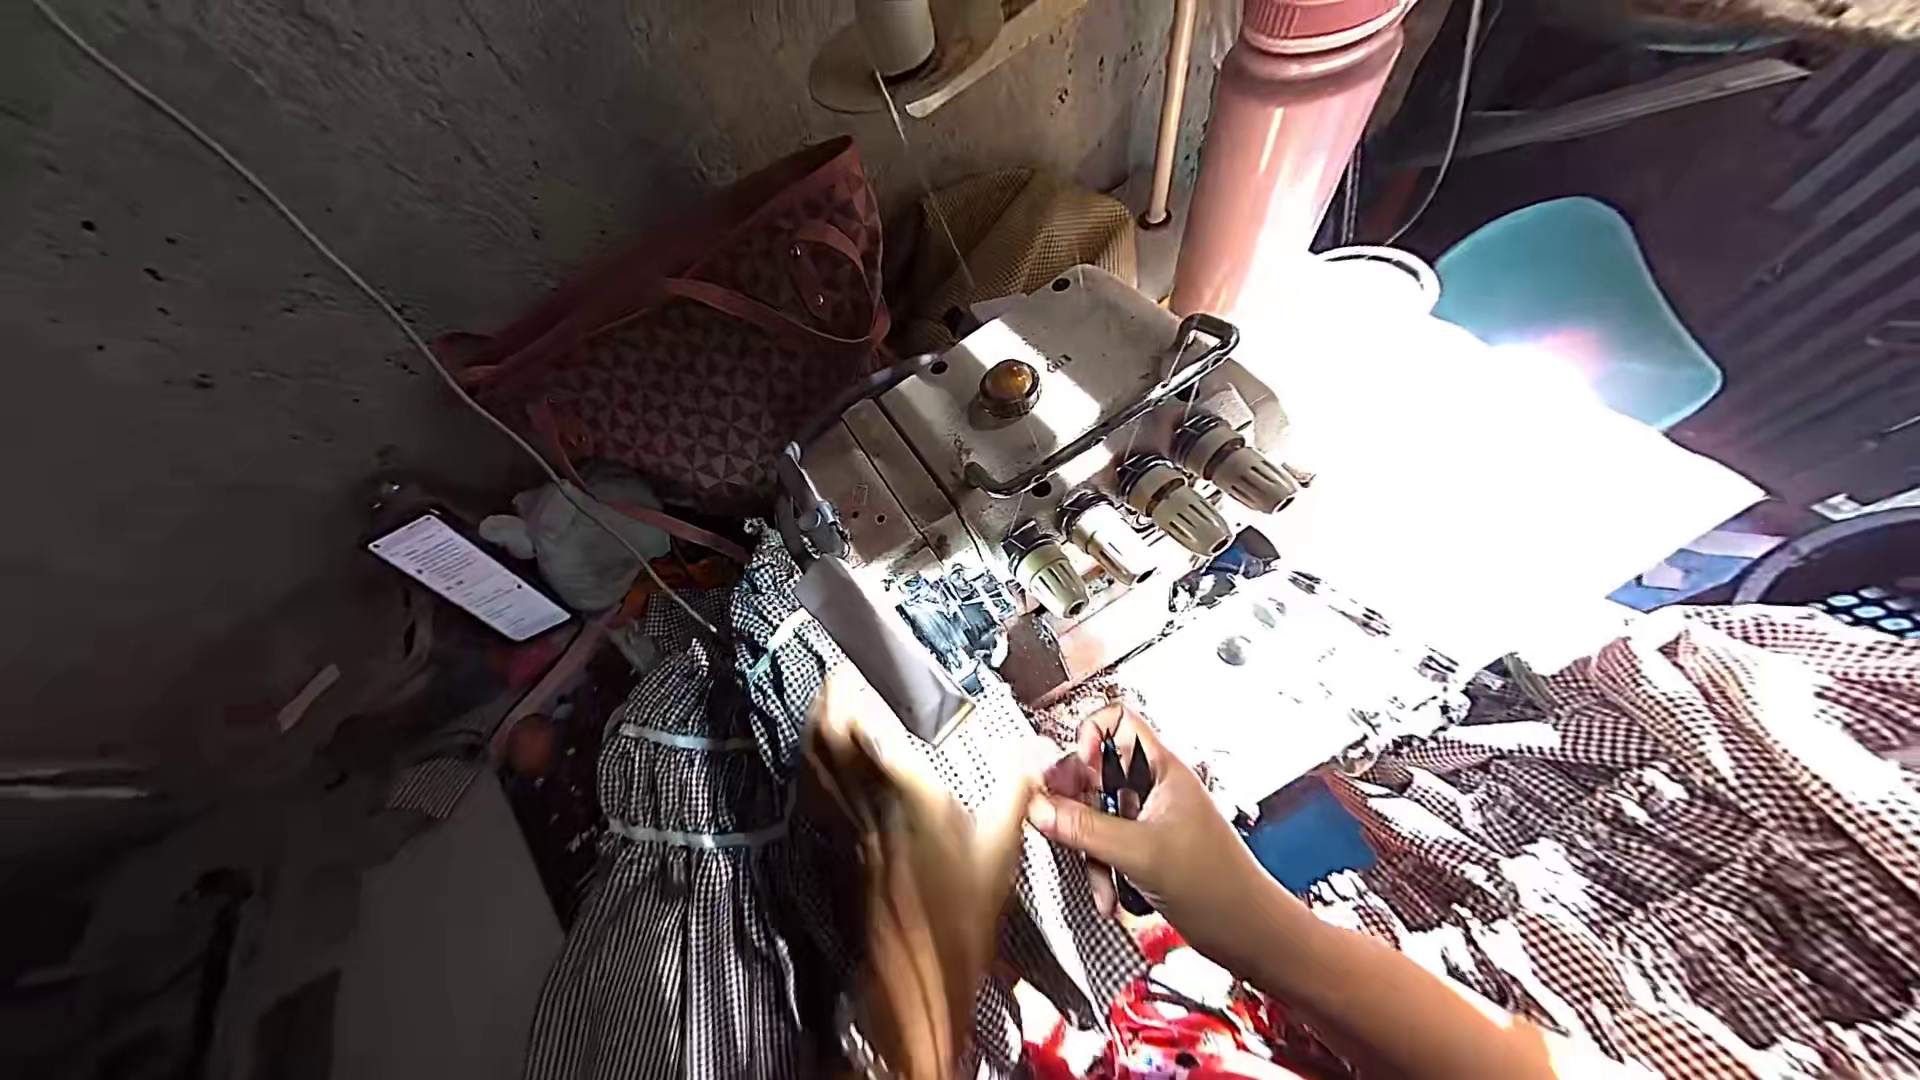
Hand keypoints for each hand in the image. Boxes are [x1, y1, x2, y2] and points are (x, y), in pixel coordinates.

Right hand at [1027, 703, 1270, 967]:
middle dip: (1076, 803)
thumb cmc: (1219, 887)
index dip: (1089, 736)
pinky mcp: (1143, 845)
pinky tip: (1107, 895)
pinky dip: (1100, 867)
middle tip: (1058, 823)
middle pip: (1095, 770)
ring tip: (1095, 879)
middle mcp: (1151, 785)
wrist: (1253, 937)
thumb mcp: (1140, 853)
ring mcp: (1147, 816)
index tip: (1075, 768)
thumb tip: (1040, 807)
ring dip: (1087, 846)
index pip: (1116, 721)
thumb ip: (1084, 828)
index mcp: (1160, 767)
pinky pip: (1105, 841)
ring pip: (1096, 811)